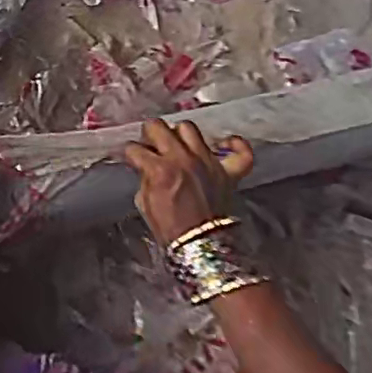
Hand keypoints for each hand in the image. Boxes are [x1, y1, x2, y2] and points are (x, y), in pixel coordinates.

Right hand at [123, 119, 254, 244]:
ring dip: (179, 134)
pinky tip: (222, 145)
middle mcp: (182, 159)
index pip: (135, 149)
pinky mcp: (227, 171)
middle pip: (158, 127)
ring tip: (178, 144)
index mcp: (159, 169)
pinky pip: (240, 151)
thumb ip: (145, 178)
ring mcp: (207, 162)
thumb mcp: (145, 202)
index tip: (132, 158)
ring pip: (189, 128)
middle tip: (151, 144)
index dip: (131, 153)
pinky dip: (234, 145)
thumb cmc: (169, 228)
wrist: (200, 246)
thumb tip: (146, 166)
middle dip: (150, 134)